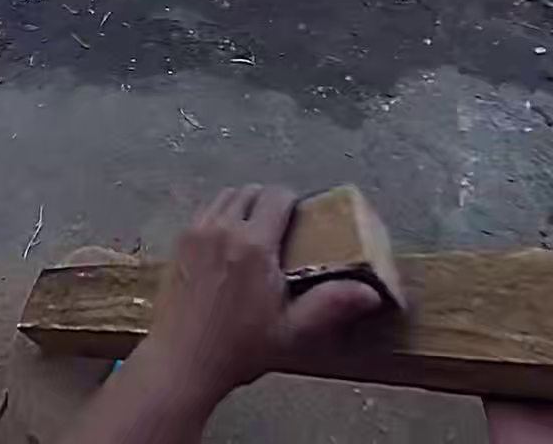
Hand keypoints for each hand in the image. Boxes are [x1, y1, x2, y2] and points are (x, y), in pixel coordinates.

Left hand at [133, 185, 382, 403]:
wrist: (183, 361)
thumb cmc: (240, 347)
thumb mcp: (292, 331)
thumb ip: (331, 305)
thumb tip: (371, 292)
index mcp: (254, 244)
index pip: (277, 196)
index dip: (291, 200)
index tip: (298, 217)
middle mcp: (225, 227)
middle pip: (252, 190)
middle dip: (268, 202)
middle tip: (278, 227)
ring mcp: (199, 229)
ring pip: (228, 195)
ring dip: (244, 204)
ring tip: (253, 230)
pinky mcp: (181, 238)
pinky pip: (206, 208)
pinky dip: (220, 213)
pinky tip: (226, 239)